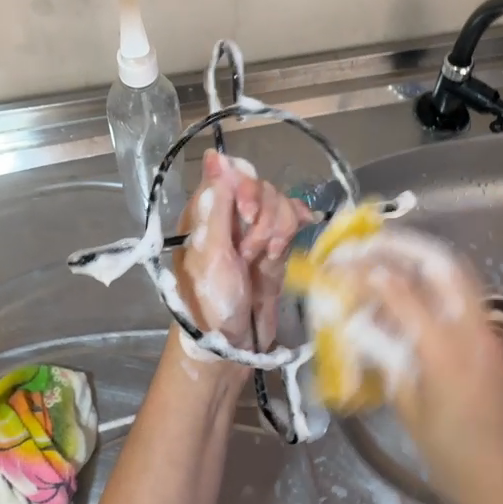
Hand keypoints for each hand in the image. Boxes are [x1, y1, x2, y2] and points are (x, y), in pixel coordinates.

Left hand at [172, 151, 317, 351]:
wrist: (230, 349)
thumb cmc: (209, 301)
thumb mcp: (210, 252)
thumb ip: (216, 202)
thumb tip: (215, 154)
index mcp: (207, 211)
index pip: (236, 174)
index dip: (249, 190)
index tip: (248, 214)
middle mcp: (230, 216)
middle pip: (263, 188)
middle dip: (265, 218)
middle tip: (252, 252)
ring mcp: (253, 233)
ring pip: (280, 205)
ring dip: (279, 229)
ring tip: (266, 258)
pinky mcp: (273, 250)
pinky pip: (291, 223)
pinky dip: (295, 227)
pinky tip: (295, 235)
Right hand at [348, 236, 502, 502]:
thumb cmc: (460, 460)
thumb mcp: (411, 412)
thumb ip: (384, 359)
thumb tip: (353, 322)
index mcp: (445, 351)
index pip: (399, 291)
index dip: (362, 271)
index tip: (334, 264)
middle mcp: (471, 329)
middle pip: (437, 262)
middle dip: (396, 244)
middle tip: (361, 241)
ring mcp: (487, 330)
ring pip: (454, 270)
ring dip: (415, 253)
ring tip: (380, 250)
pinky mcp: (491, 338)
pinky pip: (458, 291)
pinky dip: (429, 276)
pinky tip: (404, 285)